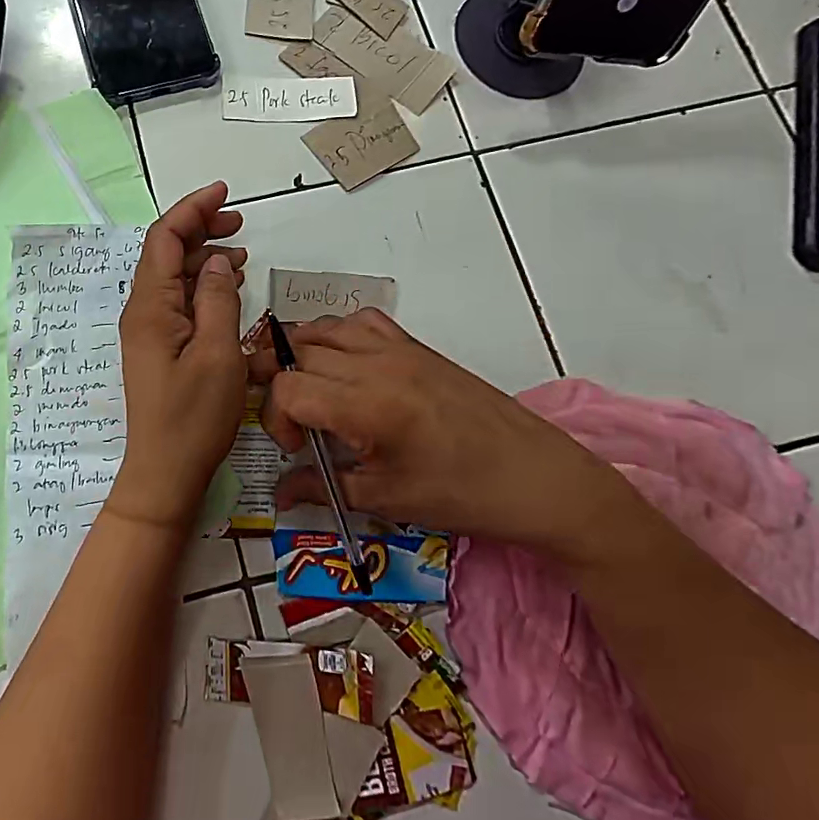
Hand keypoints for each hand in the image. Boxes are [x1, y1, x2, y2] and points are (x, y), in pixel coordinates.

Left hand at [107, 181, 249, 530]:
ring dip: (204, 260)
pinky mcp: (158, 348)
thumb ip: (217, 300)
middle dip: (200, 230)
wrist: (164, 471)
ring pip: (173, 278)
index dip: (191, 209)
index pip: (163, 240)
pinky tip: (228, 292)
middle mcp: (142, 312)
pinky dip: (202, 290)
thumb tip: (218, 261)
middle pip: (165, 254)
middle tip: (241, 224)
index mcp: (150, 307)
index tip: (224, 192)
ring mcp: (148, 331)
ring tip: (242, 256)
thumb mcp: (218, 355)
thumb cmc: (193, 417)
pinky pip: (178, 304)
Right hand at [250, 309, 639, 565]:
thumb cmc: (465, 495)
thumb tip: (280, 492)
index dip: (275, 418)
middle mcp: (377, 366)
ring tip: (311, 390)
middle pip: (295, 355)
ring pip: (320, 329)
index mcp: (368, 406)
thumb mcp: (385, 498)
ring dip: (300, 356)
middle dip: (281, 389)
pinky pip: (361, 320)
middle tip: (298, 424)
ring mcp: (398, 350)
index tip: (296, 448)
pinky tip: (344, 364)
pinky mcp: (417, 347)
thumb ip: (320, 487)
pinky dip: (338, 334)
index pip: (287, 389)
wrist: (543, 481)